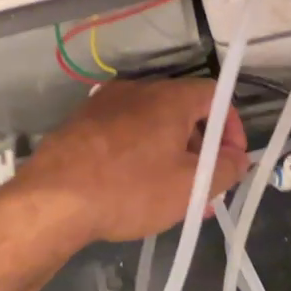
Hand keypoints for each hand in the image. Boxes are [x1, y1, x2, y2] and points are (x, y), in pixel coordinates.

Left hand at [10, 79, 250, 244]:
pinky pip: (122, 135)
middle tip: (203, 188)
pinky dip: (138, 156)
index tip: (231, 161)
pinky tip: (134, 190)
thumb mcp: (191, 186)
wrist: (52, 200)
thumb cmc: (130, 189)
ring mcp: (103, 105)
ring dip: (169, 156)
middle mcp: (137, 90)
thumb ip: (225, 169)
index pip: (215, 95)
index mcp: (169, 97)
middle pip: (182, 111)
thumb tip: (239, 158)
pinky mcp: (79, 125)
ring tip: (171, 197)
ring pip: (151, 127)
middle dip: (200, 150)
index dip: (231, 128)